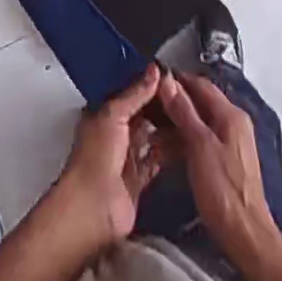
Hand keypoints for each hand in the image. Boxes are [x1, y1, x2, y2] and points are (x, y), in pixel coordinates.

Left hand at [48, 63, 167, 248]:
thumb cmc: (92, 162)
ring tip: (189, 114)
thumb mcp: (114, 115)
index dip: (148, 84)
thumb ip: (135, 93)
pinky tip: (185, 142)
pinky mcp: (138, 179)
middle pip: (143, 114)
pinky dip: (171, 151)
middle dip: (161, 105)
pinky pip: (158, 159)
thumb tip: (153, 71)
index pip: (129, 93)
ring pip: (152, 135)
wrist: (93, 209)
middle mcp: (114, 135)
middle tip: (183, 94)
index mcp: (102, 116)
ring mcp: (126, 157)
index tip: (169, 76)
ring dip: (169, 126)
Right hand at [156, 71, 281, 266]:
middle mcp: (234, 122)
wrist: (244, 233)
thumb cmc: (222, 190)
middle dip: (174, 101)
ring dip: (176, 121)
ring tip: (150, 127)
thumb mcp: (199, 146)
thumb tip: (168, 81)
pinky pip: (201, 138)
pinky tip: (165, 147)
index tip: (152, 81)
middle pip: (200, 101)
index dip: (177, 80)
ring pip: (199, 120)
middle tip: (147, 104)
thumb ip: (183, 112)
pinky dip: (184, 138)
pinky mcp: (225, 159)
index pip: (201, 84)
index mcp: (231, 114)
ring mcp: (230, 141)